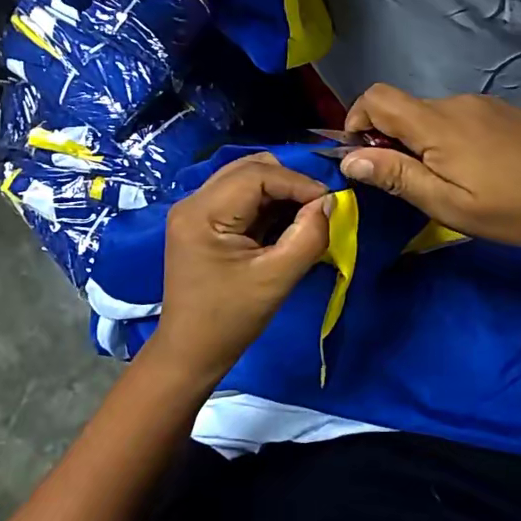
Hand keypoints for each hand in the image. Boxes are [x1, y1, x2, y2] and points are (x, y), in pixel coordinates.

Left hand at [155, 153, 333, 380]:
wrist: (191, 351)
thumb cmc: (230, 319)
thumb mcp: (276, 279)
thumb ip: (308, 237)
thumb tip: (330, 204)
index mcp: (202, 212)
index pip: (257, 174)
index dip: (298, 182)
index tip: (330, 203)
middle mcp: (193, 201)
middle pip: (249, 169)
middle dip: (289, 184)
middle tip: (319, 209)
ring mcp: (194, 211)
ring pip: (245, 180)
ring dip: (279, 193)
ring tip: (305, 218)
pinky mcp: (201, 222)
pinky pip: (239, 198)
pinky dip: (266, 206)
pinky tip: (285, 225)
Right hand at [338, 84, 520, 250]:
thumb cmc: (512, 209)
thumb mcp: (447, 203)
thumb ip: (396, 175)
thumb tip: (348, 157)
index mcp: (436, 123)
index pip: (376, 98)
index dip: (356, 120)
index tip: (363, 157)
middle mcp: (455, 103)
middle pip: (402, 108)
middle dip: (388, 139)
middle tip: (407, 182)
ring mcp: (482, 105)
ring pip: (429, 115)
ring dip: (420, 141)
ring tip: (444, 180)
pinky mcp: (502, 113)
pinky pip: (457, 118)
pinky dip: (446, 138)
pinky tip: (474, 169)